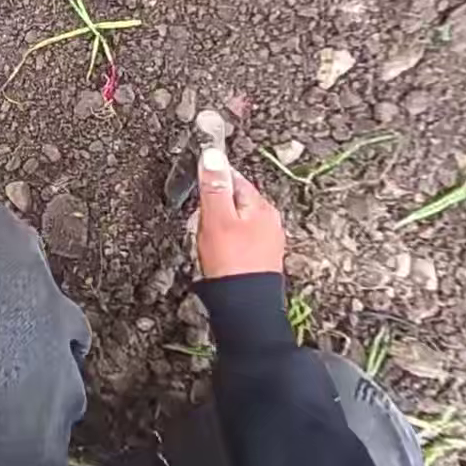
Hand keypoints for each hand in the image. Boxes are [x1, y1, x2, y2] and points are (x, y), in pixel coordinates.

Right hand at [195, 146, 284, 278]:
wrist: (245, 310)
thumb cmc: (232, 263)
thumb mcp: (216, 218)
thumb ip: (214, 186)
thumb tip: (213, 155)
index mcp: (261, 207)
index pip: (233, 177)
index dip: (212, 179)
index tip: (197, 185)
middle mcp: (269, 221)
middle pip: (234, 199)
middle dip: (214, 205)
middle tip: (201, 219)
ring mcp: (266, 240)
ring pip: (235, 219)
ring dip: (218, 224)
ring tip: (207, 239)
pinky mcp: (260, 258)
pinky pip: (238, 238)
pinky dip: (225, 240)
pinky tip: (217, 252)